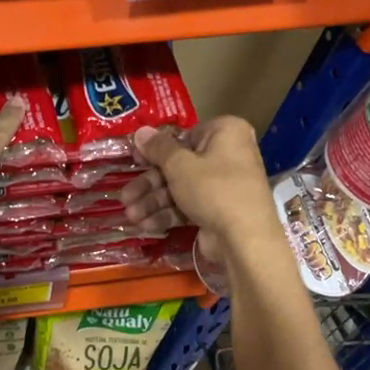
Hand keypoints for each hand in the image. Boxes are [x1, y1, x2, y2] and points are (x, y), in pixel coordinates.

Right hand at [119, 116, 279, 249]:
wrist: (244, 238)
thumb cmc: (212, 189)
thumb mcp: (179, 165)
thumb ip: (157, 148)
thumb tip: (140, 131)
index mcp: (225, 132)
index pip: (184, 135)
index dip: (156, 150)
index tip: (135, 161)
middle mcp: (227, 154)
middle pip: (178, 165)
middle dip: (149, 184)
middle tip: (125, 197)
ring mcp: (223, 184)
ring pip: (180, 188)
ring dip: (153, 202)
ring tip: (131, 216)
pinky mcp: (218, 209)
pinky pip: (188, 205)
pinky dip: (168, 213)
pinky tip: (145, 225)